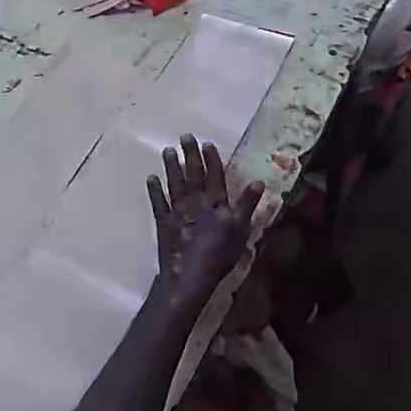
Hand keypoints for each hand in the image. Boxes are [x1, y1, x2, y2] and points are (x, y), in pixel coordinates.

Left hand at [146, 134, 262, 303]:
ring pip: (175, 183)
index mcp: (216, 201)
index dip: (212, 159)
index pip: (215, 175)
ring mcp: (177, 210)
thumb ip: (247, 204)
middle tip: (185, 136)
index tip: (207, 143)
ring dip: (172, 166)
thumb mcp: (241, 229)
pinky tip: (151, 178)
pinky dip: (154, 189)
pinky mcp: (164, 222)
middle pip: (193, 173)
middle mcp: (195, 200)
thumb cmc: (220, 253)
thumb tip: (258, 181)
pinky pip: (158, 202)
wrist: (190, 274)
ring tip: (168, 150)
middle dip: (190, 154)